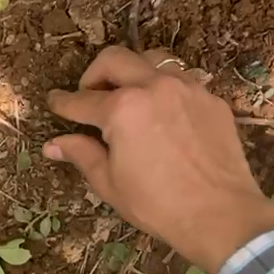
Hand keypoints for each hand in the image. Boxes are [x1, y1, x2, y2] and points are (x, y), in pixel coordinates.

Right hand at [44, 46, 273, 273]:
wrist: (220, 213)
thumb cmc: (156, 204)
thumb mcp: (109, 182)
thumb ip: (81, 154)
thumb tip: (53, 144)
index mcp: (122, 109)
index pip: (82, 100)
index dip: (62, 103)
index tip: (53, 102)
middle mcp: (154, 87)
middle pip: (114, 60)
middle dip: (93, 75)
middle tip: (89, 97)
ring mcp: (187, 89)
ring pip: (151, 60)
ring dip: (131, 72)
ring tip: (127, 98)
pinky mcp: (210, 99)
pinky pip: (180, 80)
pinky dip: (162, 88)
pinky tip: (160, 114)